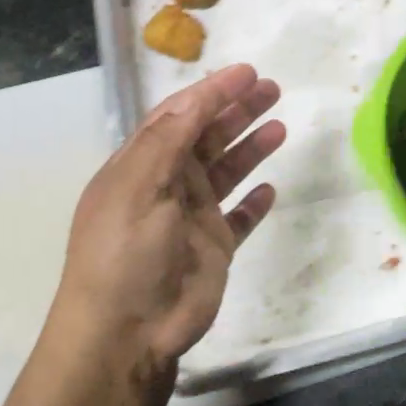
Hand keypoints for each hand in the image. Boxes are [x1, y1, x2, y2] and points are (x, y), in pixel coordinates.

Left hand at [47, 64, 285, 383]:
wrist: (128, 333)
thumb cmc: (125, 255)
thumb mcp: (137, 189)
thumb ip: (167, 142)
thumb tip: (196, 99)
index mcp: (140, 167)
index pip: (178, 116)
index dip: (211, 92)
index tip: (247, 72)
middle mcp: (167, 186)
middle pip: (206, 137)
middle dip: (236, 110)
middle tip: (273, 89)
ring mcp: (192, 218)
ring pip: (227, 171)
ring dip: (250, 146)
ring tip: (280, 126)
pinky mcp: (214, 248)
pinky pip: (239, 216)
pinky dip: (254, 201)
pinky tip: (270, 187)